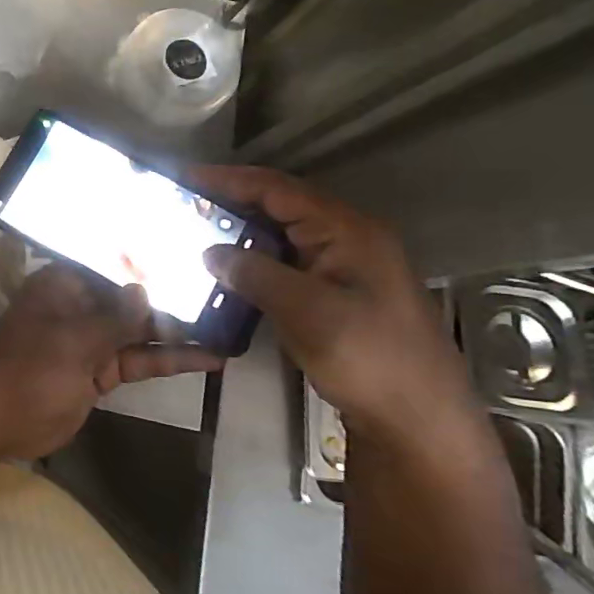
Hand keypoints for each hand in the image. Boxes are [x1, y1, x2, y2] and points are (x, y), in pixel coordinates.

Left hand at [0, 266, 224, 460]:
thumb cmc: (30, 372)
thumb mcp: (75, 342)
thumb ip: (116, 318)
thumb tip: (146, 290)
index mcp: (61, 286)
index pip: (110, 262)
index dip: (149, 260)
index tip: (191, 250)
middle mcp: (78, 306)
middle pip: (131, 296)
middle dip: (172, 295)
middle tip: (225, 287)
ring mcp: (90, 340)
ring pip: (140, 330)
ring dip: (179, 330)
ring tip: (230, 321)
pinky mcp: (101, 370)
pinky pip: (140, 359)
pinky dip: (170, 359)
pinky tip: (210, 358)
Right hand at [193, 166, 475, 435]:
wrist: (415, 415)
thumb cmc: (368, 357)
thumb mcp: (307, 312)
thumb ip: (255, 274)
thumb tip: (209, 252)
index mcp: (347, 231)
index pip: (280, 190)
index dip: (230, 180)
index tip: (184, 177)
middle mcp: (345, 240)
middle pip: (279, 209)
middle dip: (229, 205)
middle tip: (179, 208)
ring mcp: (339, 269)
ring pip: (279, 239)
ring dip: (237, 236)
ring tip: (190, 237)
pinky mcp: (331, 296)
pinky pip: (283, 267)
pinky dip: (250, 265)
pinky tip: (221, 276)